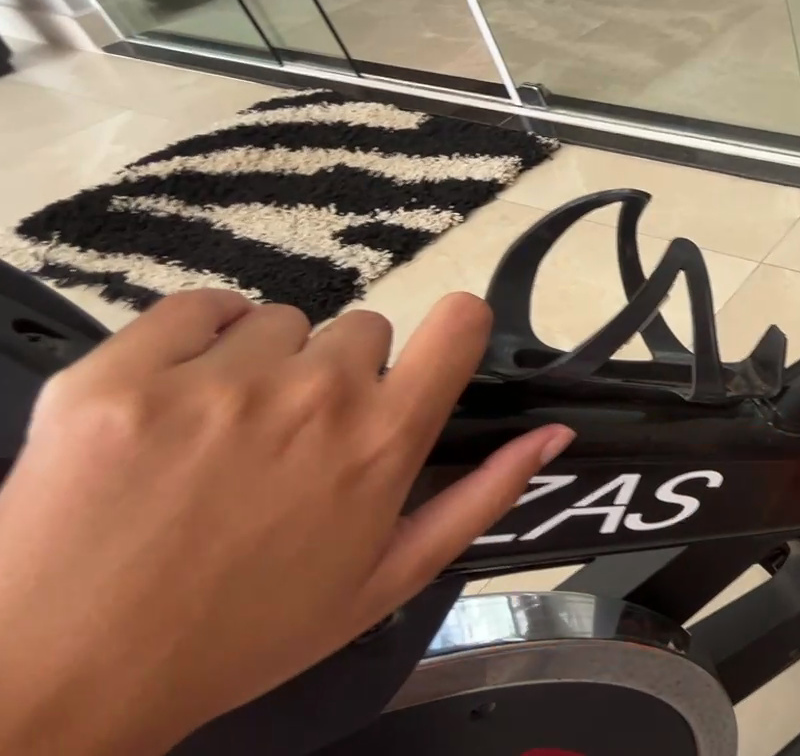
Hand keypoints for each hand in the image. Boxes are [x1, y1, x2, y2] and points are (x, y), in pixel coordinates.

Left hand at [0, 290, 573, 755]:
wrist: (53, 683)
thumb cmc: (246, 631)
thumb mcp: (391, 577)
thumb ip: (485, 494)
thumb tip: (554, 432)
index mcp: (385, 439)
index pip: (459, 323)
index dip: (455, 326)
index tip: (430, 354)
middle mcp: (316, 394)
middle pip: (362, 327)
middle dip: (341, 370)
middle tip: (293, 437)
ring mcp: (216, 383)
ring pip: (277, 321)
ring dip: (264, 361)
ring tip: (221, 430)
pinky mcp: (116, 379)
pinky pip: (191, 308)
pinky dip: (193, 337)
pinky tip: (176, 394)